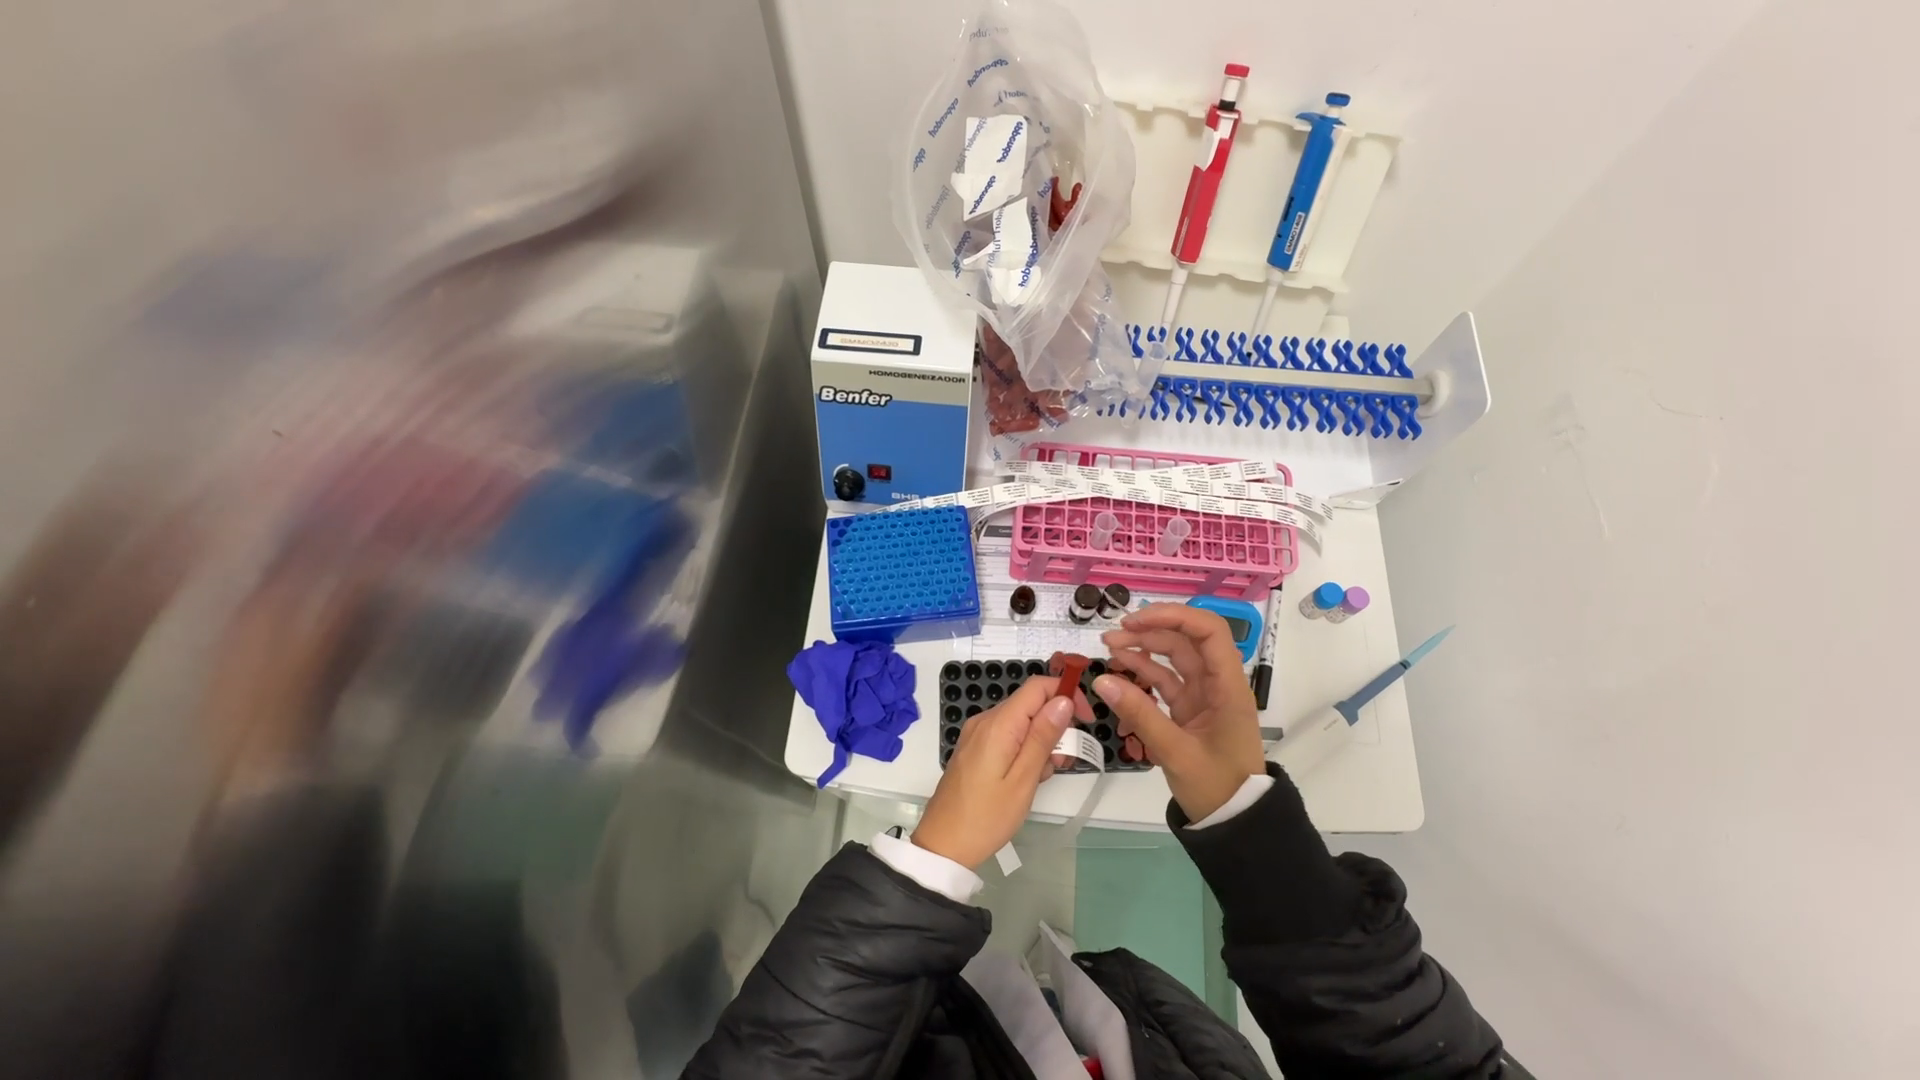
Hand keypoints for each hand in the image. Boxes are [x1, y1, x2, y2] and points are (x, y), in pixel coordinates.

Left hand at [913, 675, 1075, 868]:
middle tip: (1062, 762)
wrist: (943, 845)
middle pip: (1031, 704)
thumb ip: (1043, 737)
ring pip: (1021, 722)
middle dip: (1055, 725)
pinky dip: (1024, 750)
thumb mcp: (1023, 780)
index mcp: (998, 724)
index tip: (1086, 720)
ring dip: (1041, 742)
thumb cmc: (986, 817)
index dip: (1066, 694)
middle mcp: (985, 721)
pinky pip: (1008, 736)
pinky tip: (1027, 779)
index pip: (1038, 687)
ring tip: (1042, 777)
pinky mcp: (975, 749)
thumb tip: (1063, 700)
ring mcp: (977, 734)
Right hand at [1095, 603, 1266, 821]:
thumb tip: (1103, 681)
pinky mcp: (1190, 711)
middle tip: (1112, 636)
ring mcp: (1204, 697)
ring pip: (1173, 659)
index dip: (1174, 616)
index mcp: (1228, 687)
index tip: (1136, 621)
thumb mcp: (1176, 752)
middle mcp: (1218, 684)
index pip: (1209, 631)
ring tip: (1109, 648)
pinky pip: (1166, 682)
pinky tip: (1119, 673)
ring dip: (1143, 650)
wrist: (1237, 823)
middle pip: (1186, 641)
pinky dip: (1143, 675)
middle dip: (1150, 631)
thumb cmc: (1217, 787)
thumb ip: (1140, 714)